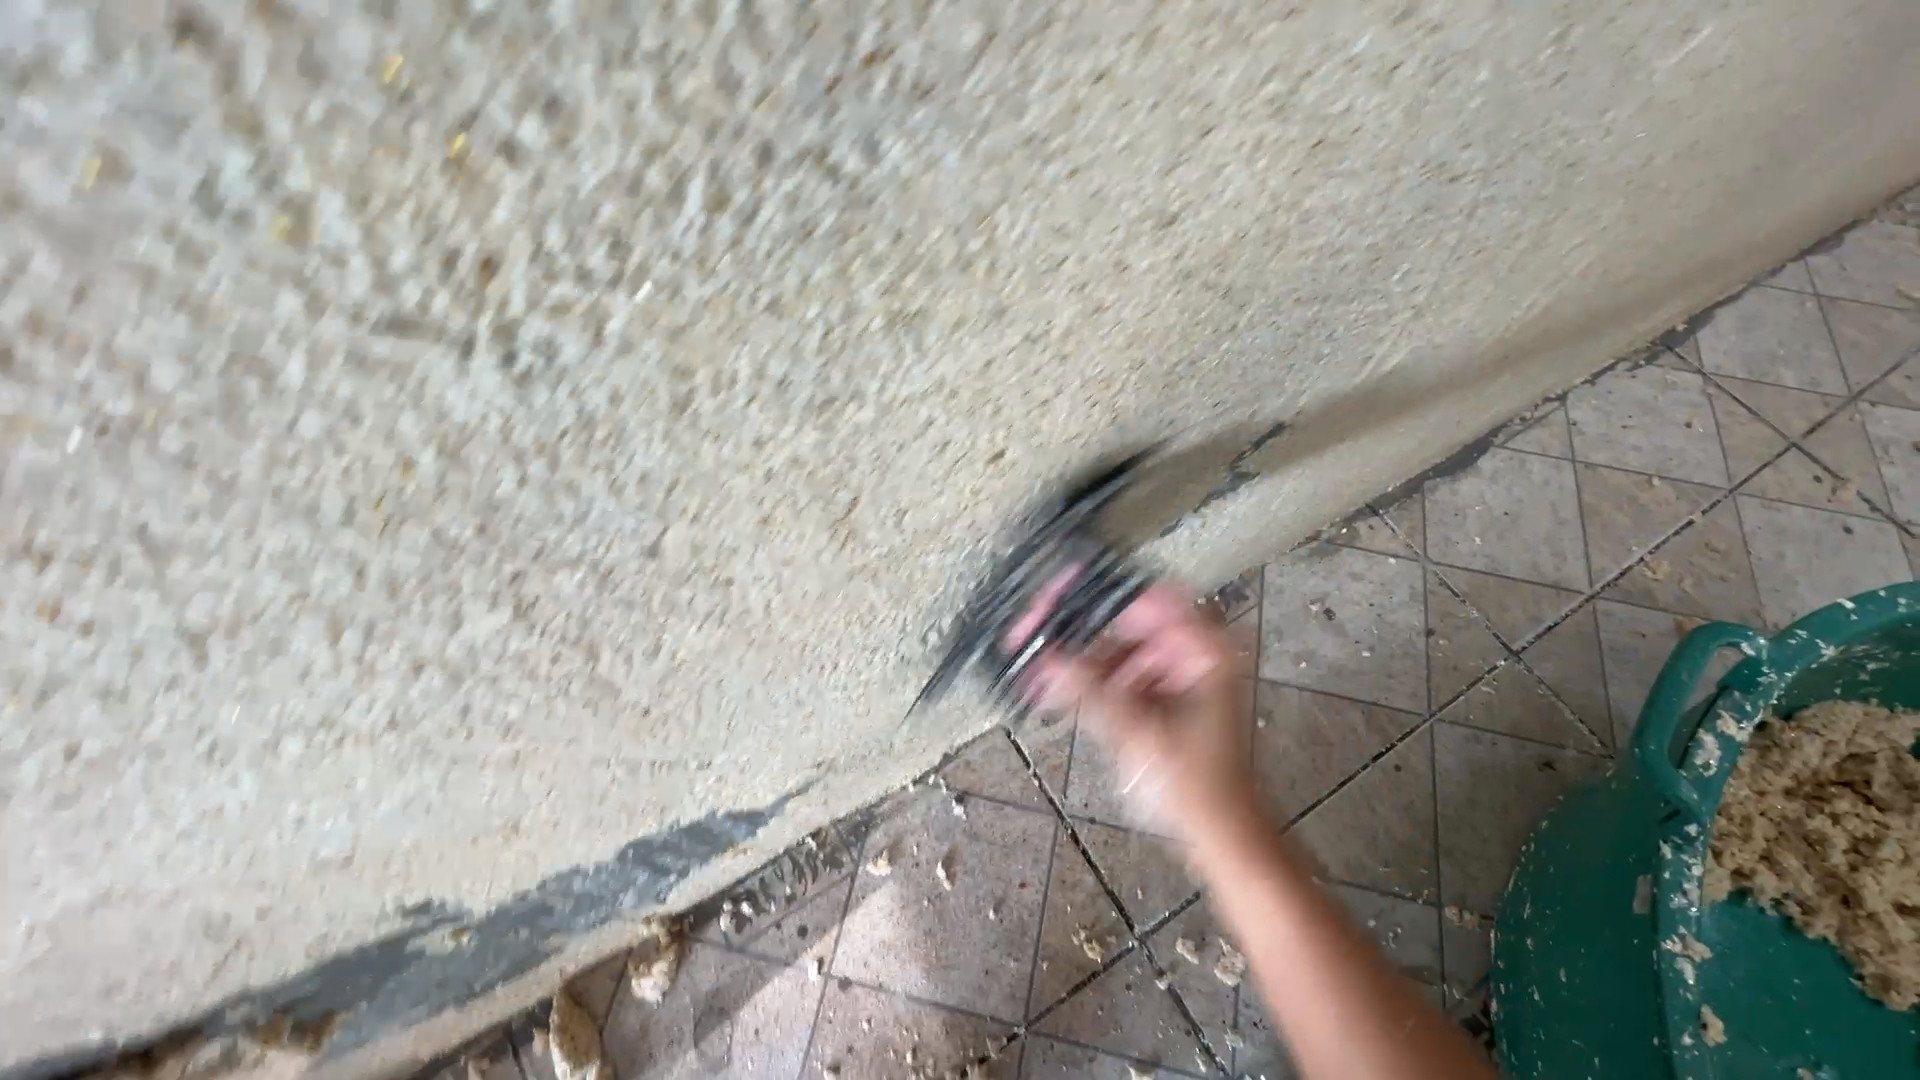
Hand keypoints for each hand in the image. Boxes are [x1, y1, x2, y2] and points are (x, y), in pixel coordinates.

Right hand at [1012, 580, 1257, 839]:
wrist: (1219, 836)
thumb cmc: (1199, 786)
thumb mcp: (1141, 735)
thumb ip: (1091, 692)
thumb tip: (1045, 659)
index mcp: (1202, 651)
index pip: (1147, 598)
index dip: (1099, 589)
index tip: (1056, 588)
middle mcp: (1187, 654)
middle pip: (1122, 622)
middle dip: (1072, 624)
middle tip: (1029, 624)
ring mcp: (1168, 677)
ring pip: (1109, 649)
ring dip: (1069, 654)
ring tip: (1027, 655)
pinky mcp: (1151, 700)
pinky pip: (1109, 677)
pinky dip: (1080, 680)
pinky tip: (1043, 682)